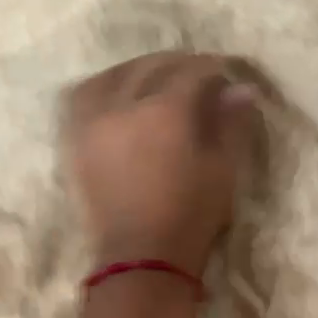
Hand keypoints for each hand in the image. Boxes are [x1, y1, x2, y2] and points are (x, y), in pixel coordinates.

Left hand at [65, 52, 258, 275]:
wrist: (142, 254)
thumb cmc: (193, 211)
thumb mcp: (224, 167)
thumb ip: (231, 122)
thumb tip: (243, 88)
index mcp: (165, 111)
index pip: (190, 72)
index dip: (212, 67)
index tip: (227, 71)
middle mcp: (122, 106)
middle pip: (149, 67)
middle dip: (177, 63)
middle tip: (199, 71)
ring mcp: (91, 121)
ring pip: (111, 75)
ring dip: (137, 68)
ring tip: (156, 76)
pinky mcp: (74, 139)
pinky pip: (83, 95)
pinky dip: (104, 84)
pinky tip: (119, 92)